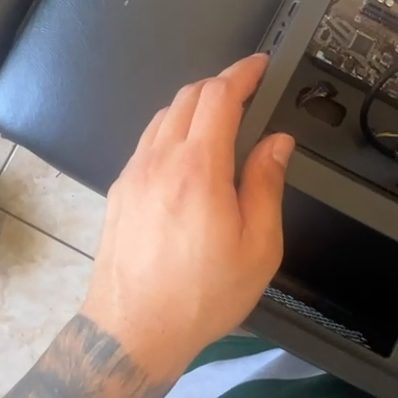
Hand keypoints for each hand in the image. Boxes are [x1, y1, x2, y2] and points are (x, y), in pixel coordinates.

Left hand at [81, 54, 294, 381]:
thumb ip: (267, 185)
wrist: (132, 331)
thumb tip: (277, 143)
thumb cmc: (200, 296)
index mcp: (199, 170)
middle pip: (188, 96)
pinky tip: (187, 151)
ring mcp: (134, 174)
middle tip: (247, 89)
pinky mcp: (120, 191)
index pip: (219, 97)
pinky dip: (172, 129)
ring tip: (221, 117)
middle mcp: (160, 161)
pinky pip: (148, 141)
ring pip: (164, 116)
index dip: (243, 73)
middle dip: (221, 83)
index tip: (260, 66)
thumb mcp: (257, 247)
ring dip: (194, 104)